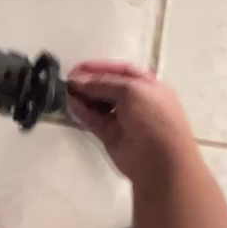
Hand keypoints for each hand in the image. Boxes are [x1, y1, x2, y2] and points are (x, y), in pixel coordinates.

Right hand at [66, 61, 198, 184]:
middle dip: (89, 82)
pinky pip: (94, 120)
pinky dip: (82, 111)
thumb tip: (79, 81)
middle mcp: (136, 101)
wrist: (161, 160)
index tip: (79, 67)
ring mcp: (123, 119)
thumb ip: (103, 83)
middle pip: (108, 87)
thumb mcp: (131, 91)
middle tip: (69, 80)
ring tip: (66, 90)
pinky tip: (69, 104)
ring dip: (83, 96)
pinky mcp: (111, 135)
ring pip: (99, 103)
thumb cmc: (153, 118)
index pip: (122, 70)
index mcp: (148, 86)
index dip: (101, 67)